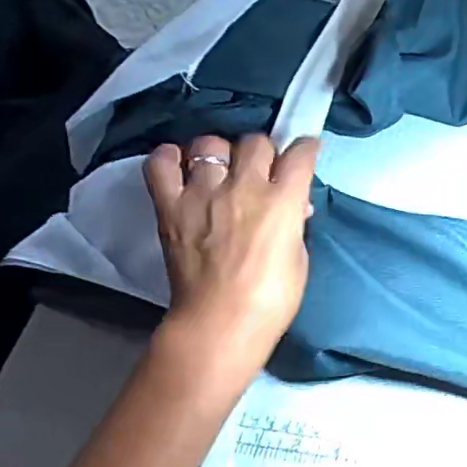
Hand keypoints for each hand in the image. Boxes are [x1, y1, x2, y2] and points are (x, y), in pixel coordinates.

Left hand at [144, 134, 319, 371]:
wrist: (220, 324)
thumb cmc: (271, 300)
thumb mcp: (299, 260)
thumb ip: (294, 225)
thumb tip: (292, 208)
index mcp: (282, 202)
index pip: (300, 154)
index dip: (305, 150)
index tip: (303, 155)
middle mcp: (243, 187)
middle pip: (255, 143)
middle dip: (263, 154)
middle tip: (262, 174)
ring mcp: (203, 193)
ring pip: (210, 144)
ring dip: (221, 154)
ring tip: (221, 172)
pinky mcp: (170, 206)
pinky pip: (162, 164)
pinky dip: (170, 158)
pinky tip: (180, 165)